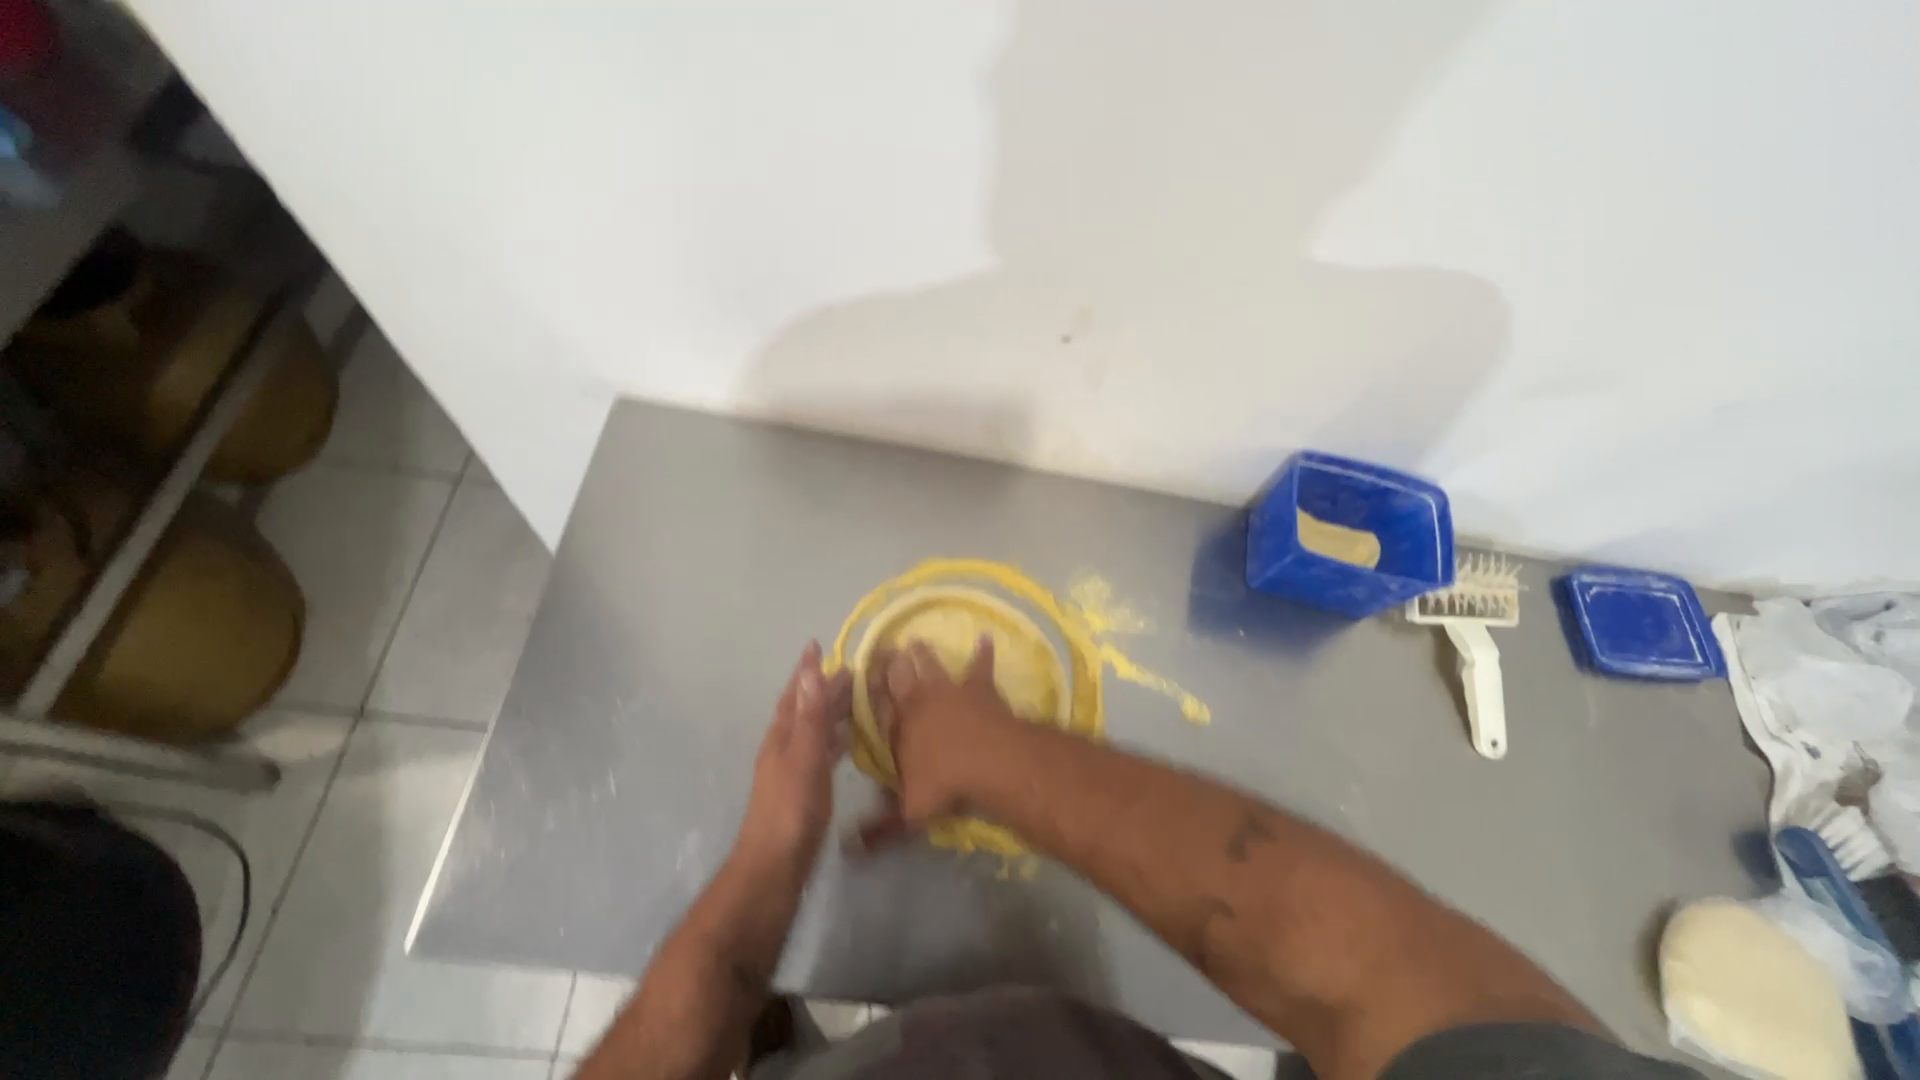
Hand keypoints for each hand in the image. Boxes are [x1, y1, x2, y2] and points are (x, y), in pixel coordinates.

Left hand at [737, 642, 851, 868]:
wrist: (774, 865)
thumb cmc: (791, 809)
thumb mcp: (804, 757)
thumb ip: (810, 715)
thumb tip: (810, 669)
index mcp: (782, 737)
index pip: (796, 694)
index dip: (806, 670)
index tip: (816, 644)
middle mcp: (785, 748)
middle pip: (805, 709)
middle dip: (824, 687)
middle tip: (851, 669)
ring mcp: (793, 770)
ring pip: (814, 730)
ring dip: (830, 712)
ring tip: (853, 698)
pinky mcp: (805, 790)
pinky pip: (822, 752)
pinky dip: (834, 740)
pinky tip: (847, 744)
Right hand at [850, 635, 1020, 852]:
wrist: (986, 760)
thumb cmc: (943, 785)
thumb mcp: (909, 813)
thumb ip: (880, 829)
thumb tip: (848, 851)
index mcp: (896, 729)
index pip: (876, 706)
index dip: (869, 690)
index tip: (860, 672)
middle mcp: (917, 703)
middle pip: (899, 677)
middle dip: (890, 663)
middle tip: (884, 647)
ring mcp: (949, 691)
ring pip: (931, 666)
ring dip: (924, 654)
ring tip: (916, 640)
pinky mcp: (979, 688)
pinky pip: (980, 666)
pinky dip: (982, 652)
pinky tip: (986, 637)